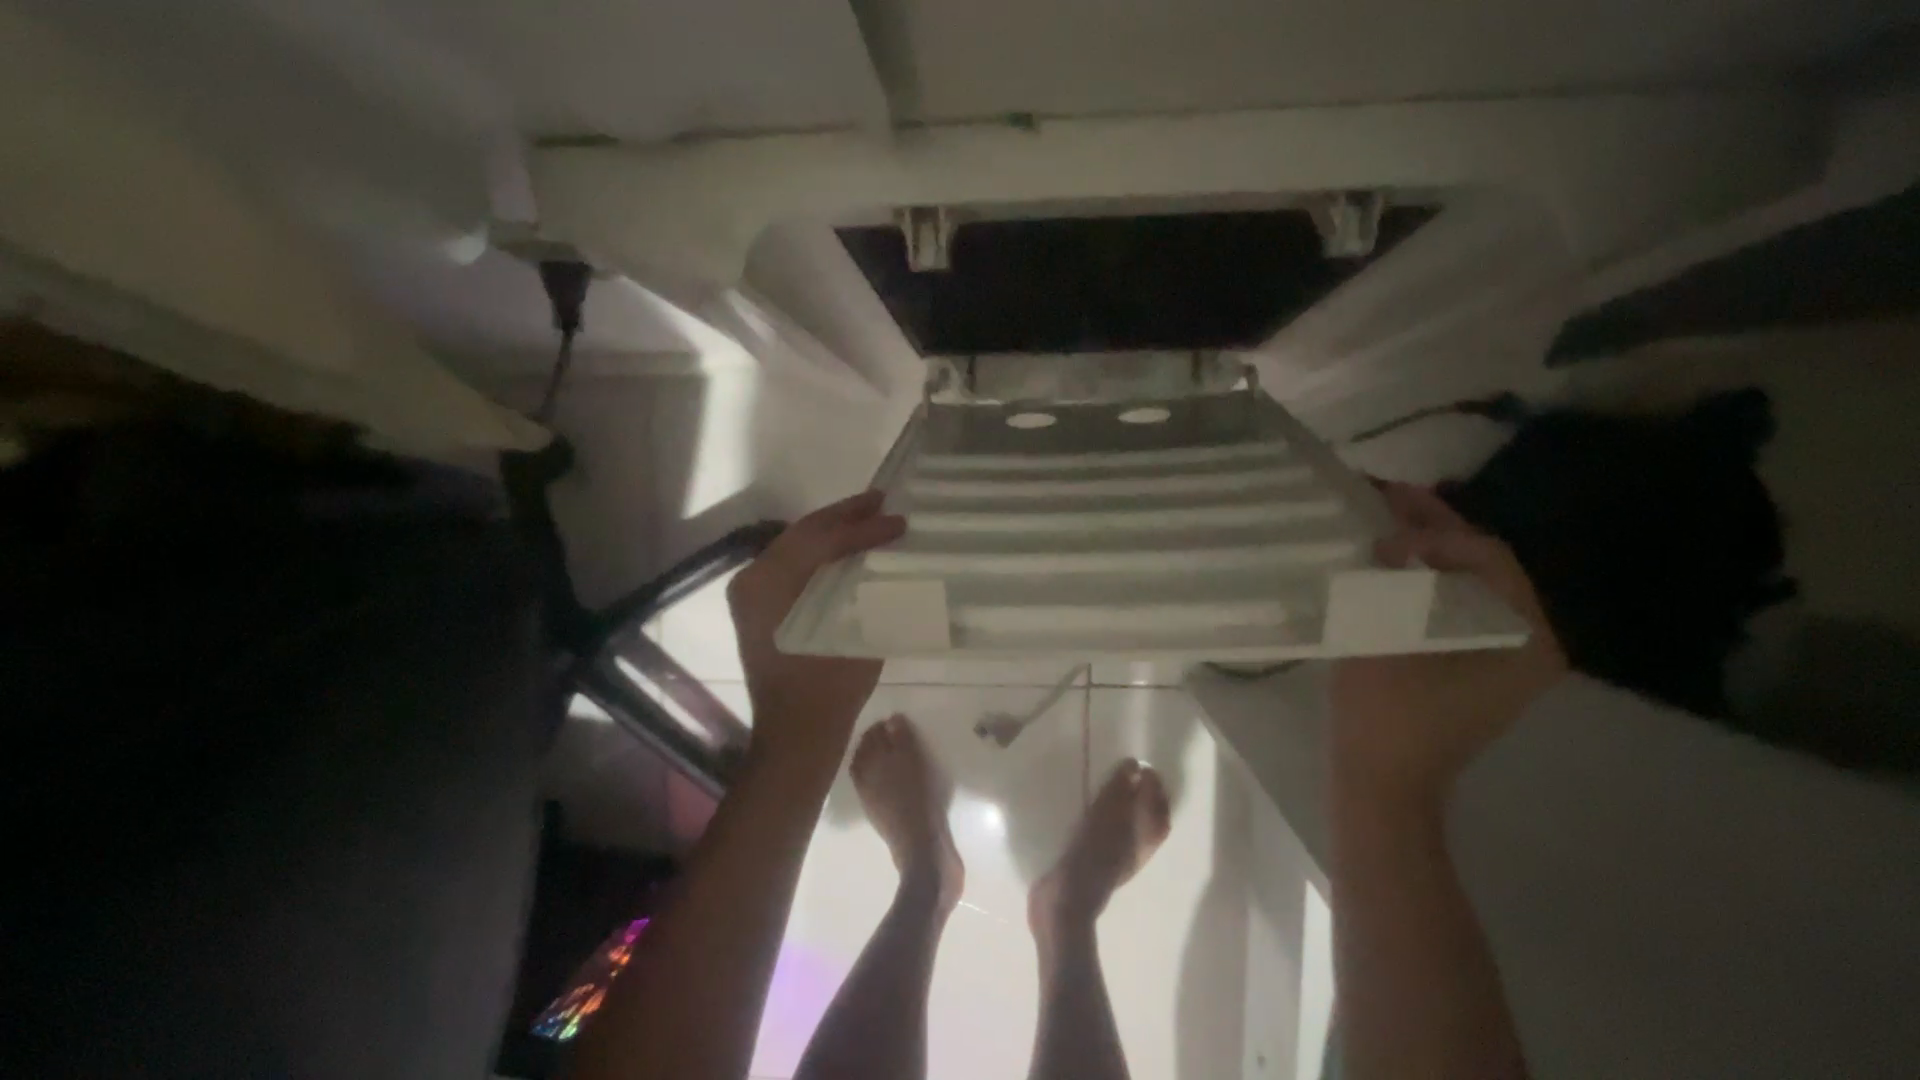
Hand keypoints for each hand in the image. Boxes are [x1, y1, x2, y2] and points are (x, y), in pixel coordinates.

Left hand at [728, 491, 905, 758]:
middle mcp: (752, 580)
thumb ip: (869, 586)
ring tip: (870, 517)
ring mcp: (751, 594)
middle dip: (844, 516)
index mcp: (768, 582)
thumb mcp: (856, 632)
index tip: (898, 520)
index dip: (861, 526)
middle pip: (803, 534)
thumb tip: (889, 551)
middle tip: (882, 501)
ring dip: (834, 533)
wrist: (797, 735)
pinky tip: (850, 551)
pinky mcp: (760, 609)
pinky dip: (822, 555)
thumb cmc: (828, 688)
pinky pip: (792, 567)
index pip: (819, 539)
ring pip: (797, 548)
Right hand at [1329, 483, 1567, 804]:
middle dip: (1433, 528)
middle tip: (1386, 493)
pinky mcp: (1476, 666)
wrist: (1383, 785)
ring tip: (1382, 515)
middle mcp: (1528, 640)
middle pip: (1482, 565)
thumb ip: (1396, 583)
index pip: (1490, 557)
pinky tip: (1387, 562)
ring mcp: (1504, 656)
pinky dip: (1424, 579)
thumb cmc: (1387, 716)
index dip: (1437, 533)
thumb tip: (1393, 543)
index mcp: (1525, 636)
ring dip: (1426, 549)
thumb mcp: (1387, 638)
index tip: (1385, 531)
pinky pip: (1456, 606)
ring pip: (1466, 582)